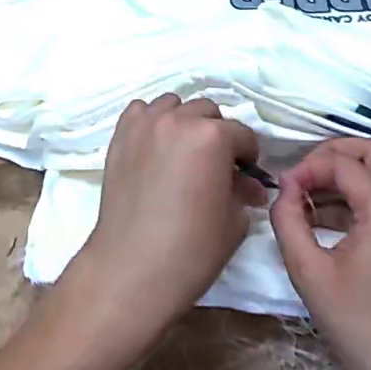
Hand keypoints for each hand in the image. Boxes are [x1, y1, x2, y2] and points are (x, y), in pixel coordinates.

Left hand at [62, 94, 264, 342]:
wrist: (133, 265)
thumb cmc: (192, 248)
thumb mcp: (233, 220)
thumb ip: (243, 190)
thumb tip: (250, 184)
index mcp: (212, 136)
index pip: (242, 134)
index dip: (248, 156)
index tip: (245, 176)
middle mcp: (177, 120)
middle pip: (207, 112)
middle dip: (217, 134)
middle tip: (216, 165)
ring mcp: (143, 124)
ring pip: (172, 105)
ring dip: (184, 122)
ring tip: (184, 153)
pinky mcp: (119, 135)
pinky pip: (140, 111)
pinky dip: (152, 121)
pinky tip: (155, 147)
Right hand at [268, 138, 370, 369]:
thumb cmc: (360, 328)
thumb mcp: (308, 271)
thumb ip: (288, 220)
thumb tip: (285, 190)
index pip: (343, 163)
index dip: (306, 168)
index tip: (282, 191)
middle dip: (335, 153)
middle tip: (303, 174)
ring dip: (348, 173)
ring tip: (309, 199)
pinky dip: (361, 195)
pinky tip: (328, 221)